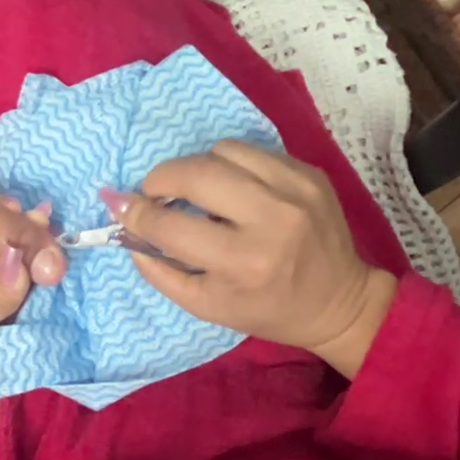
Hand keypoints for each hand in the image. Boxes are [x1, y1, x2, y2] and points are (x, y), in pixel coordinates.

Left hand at [0, 228, 35, 459]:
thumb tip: (20, 257)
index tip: (20, 208)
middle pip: (2, 258)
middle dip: (24, 237)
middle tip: (47, 214)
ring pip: (23, 278)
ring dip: (40, 259)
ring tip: (58, 229)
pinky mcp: (18, 329)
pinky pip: (37, 303)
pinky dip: (51, 288)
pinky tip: (64, 266)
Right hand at [107, 140, 396, 373]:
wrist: (339, 301)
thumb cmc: (267, 309)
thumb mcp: (207, 305)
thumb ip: (160, 270)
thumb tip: (126, 225)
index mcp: (244, 263)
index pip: (172, 225)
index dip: (138, 212)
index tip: (121, 205)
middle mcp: (271, 220)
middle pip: (196, 172)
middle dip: (162, 177)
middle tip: (155, 192)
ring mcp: (295, 190)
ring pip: (222, 150)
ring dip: (198, 167)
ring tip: (198, 191)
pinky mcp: (309, 173)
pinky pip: (252, 151)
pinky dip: (231, 166)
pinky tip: (233, 189)